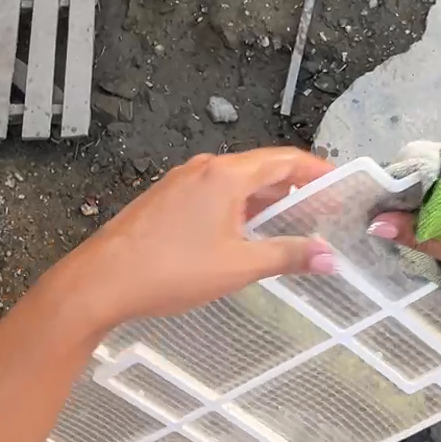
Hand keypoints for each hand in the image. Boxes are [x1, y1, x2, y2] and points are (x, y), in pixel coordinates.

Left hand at [48, 147, 336, 329]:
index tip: (340, 184)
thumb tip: (328, 258)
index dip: (316, 170)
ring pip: (236, 182)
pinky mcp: (167, 199)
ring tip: (290, 224)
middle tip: (322, 210)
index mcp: (226, 175)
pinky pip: (214, 193)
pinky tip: (245, 233)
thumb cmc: (170, 270)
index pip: (284, 159)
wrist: (100, 281)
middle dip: (294, 187)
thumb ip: (287, 256)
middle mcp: (205, 169)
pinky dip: (239, 207)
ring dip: (265, 199)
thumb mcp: (238, 266)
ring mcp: (182, 181)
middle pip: (261, 168)